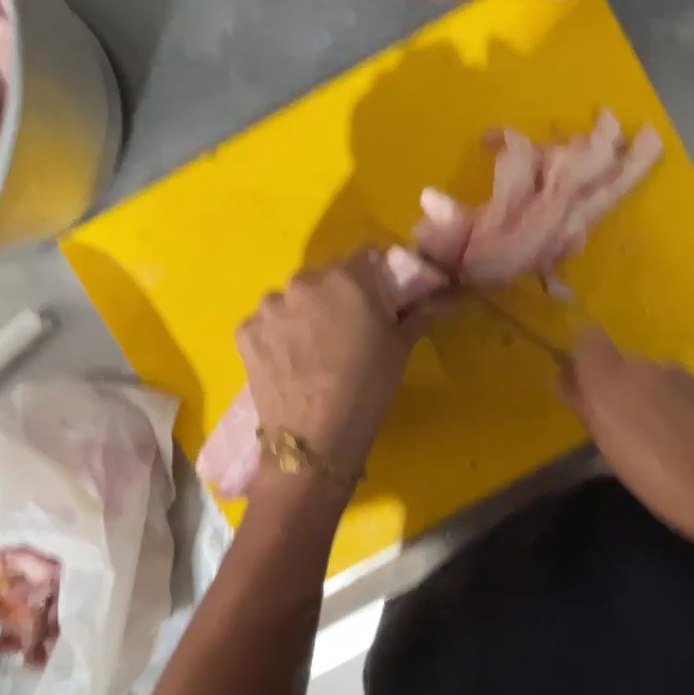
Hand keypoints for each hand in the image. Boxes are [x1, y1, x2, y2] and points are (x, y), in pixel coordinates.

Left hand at [238, 250, 431, 477]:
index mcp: (347, 278)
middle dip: (337, 295)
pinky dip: (279, 335)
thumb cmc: (368, 387)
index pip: (366, 256)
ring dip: (304, 313)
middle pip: (325, 276)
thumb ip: (421, 313)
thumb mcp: (401, 348)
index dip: (375, 274)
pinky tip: (290, 362)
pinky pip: (267, 322)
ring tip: (314, 349)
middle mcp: (304, 282)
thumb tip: (447, 297)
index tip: (380, 297)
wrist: (315, 438)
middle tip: (348, 329)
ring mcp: (269, 306)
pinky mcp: (245, 331)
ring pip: (293, 299)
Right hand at [558, 326, 693, 566]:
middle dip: (613, 389)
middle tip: (616, 432)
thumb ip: (587, 408)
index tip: (579, 390)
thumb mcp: (611, 451)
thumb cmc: (662, 483)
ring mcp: (683, 376)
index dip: (582, 359)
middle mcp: (647, 366)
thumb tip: (567, 378)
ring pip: (650, 379)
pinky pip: (677, 393)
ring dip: (645, 401)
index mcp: (613, 378)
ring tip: (653, 446)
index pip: (587, 339)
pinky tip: (684, 446)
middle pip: (620, 363)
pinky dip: (673, 410)